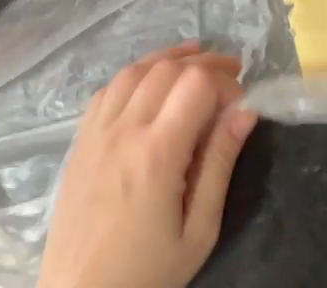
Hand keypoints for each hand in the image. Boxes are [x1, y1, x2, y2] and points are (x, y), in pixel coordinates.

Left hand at [38, 43, 257, 287]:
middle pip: (167, 68)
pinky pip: (107, 89)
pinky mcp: (80, 142)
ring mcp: (96, 133)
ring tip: (196, 63)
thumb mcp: (197, 231)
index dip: (225, 83)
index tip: (242, 104)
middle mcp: (123, 131)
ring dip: (168, 60)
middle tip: (231, 76)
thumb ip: (219, 165)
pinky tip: (151, 83)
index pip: (196, 84)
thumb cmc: (146, 274)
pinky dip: (135, 75)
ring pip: (134, 70)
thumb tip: (246, 112)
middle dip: (204, 63)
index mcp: (156, 153)